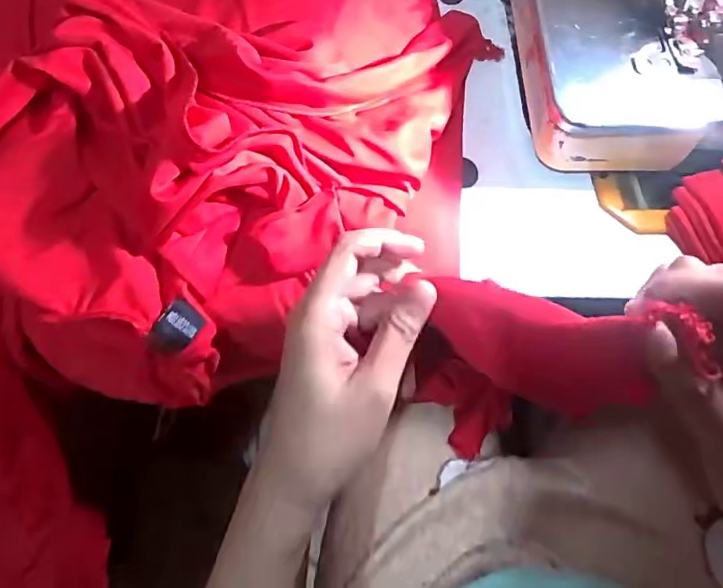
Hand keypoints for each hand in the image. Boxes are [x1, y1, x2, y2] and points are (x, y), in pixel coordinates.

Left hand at [254, 228, 438, 514]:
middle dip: (395, 270)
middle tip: (430, 286)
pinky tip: (403, 343)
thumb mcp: (376, 385)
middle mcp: (315, 310)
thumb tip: (427, 284)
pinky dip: (382, 323)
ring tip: (422, 319)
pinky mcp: (325, 344)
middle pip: (357, 269)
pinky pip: (357, 318)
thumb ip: (402, 331)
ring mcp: (318, 327)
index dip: (385, 240)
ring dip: (392, 302)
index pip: (349, 250)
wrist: (292, 483)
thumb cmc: (332, 437)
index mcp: (319, 311)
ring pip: (362, 295)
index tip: (421, 249)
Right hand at [633, 257, 722, 587]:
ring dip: (671, 299)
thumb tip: (652, 331)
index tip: (636, 311)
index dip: (682, 289)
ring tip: (642, 330)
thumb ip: (698, 399)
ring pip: (711, 292)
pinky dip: (675, 320)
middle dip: (672, 289)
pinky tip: (658, 342)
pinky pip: (706, 319)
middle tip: (634, 322)